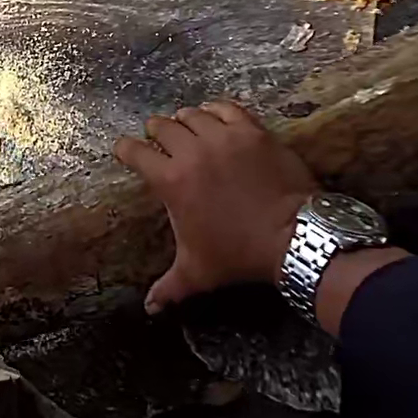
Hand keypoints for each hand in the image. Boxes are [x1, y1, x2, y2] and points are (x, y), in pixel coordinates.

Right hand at [113, 100, 318, 313]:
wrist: (293, 237)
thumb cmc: (238, 254)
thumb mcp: (197, 272)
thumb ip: (168, 288)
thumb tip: (148, 309)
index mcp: (171, 180)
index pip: (134, 152)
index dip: (124, 149)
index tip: (124, 149)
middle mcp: (191, 151)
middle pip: (161, 126)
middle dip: (155, 132)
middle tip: (159, 140)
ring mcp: (223, 137)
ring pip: (192, 114)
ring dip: (184, 120)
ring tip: (186, 127)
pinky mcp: (251, 131)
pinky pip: (226, 108)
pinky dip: (215, 109)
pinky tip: (213, 115)